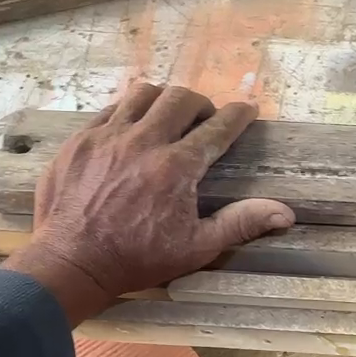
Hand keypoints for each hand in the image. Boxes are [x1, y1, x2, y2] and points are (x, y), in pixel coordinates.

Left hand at [3, 83, 294, 323]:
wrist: (70, 263)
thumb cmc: (139, 259)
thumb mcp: (197, 247)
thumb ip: (241, 223)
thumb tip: (285, 213)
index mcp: (176, 168)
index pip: (217, 128)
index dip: (239, 115)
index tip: (249, 108)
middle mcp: (143, 142)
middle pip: (180, 98)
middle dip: (201, 104)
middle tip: (205, 121)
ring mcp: (106, 137)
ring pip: (143, 94)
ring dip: (164, 101)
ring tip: (168, 119)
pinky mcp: (79, 140)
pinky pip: (110, 109)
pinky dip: (129, 112)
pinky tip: (132, 132)